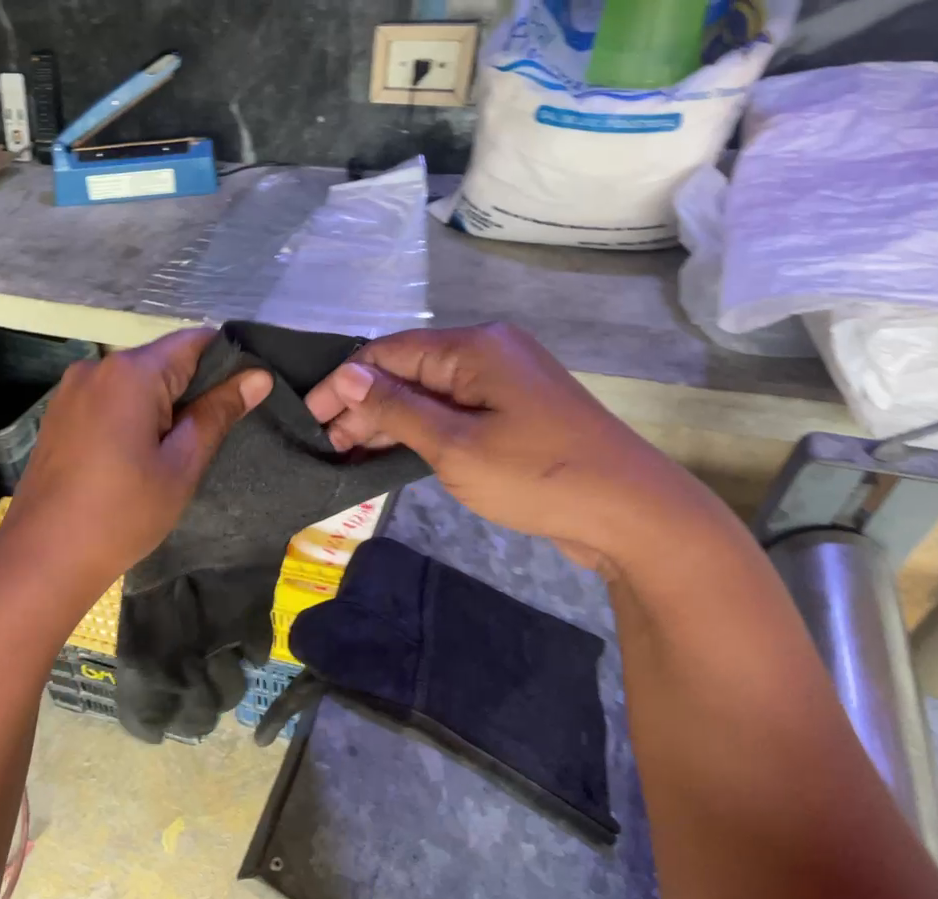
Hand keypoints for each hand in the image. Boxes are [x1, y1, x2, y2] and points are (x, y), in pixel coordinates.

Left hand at [0, 327, 271, 591]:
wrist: (44, 556)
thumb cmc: (122, 514)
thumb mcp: (181, 466)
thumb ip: (218, 413)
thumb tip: (258, 375)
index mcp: (131, 372)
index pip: (194, 341)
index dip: (228, 361)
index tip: (248, 394)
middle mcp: (96, 367)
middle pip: (161, 361)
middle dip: (192, 389)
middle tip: (218, 433)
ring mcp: (70, 391)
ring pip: (133, 384)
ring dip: (160, 407)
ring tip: (178, 451)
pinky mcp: (58, 416)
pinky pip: (107, 402)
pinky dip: (130, 418)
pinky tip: (137, 457)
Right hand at [304, 323, 722, 576]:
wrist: (629, 512)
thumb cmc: (536, 476)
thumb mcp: (455, 445)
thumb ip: (396, 408)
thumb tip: (348, 376)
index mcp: (474, 347)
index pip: (388, 352)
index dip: (343, 383)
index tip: (308, 420)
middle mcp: (489, 352)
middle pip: (407, 369)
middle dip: (362, 404)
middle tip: (325, 446)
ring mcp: (504, 383)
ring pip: (428, 392)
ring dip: (387, 420)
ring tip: (347, 453)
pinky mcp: (514, 413)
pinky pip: (452, 411)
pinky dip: (419, 430)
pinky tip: (390, 452)